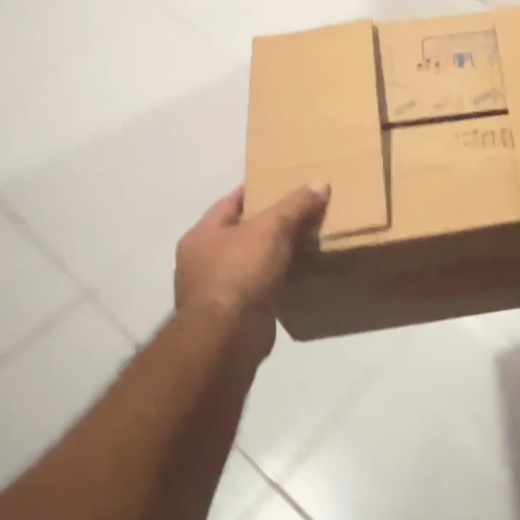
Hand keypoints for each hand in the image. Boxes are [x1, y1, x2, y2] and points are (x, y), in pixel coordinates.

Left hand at [175, 183, 327, 353]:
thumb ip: (295, 205)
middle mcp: (201, 261)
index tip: (284, 185)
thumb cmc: (240, 272)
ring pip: (250, 261)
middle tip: (302, 213)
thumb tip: (319, 183)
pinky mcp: (232, 314)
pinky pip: (257, 286)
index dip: (257, 191)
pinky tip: (298, 274)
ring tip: (306, 242)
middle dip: (269, 223)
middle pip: (241, 232)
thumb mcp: (271, 228)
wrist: (228, 336)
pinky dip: (275, 279)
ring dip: (273, 254)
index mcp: (201, 235)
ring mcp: (214, 290)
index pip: (230, 202)